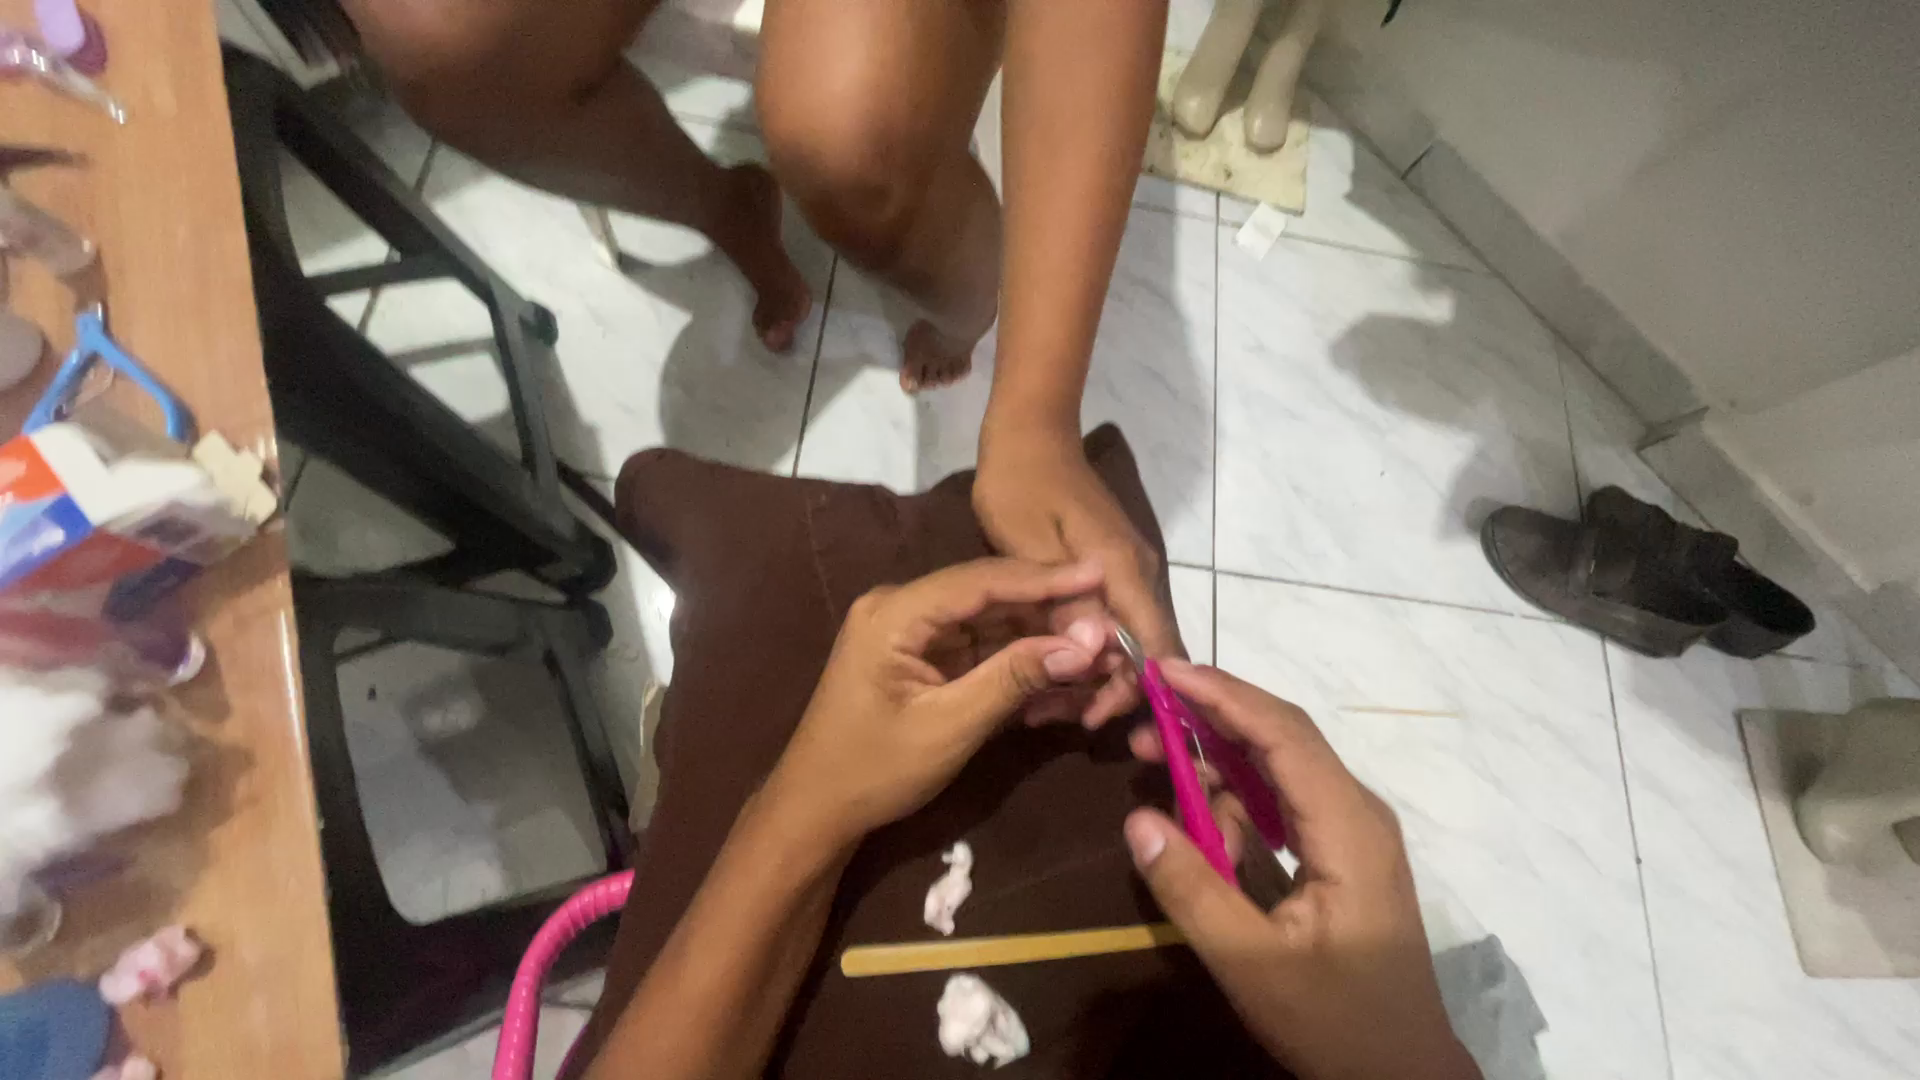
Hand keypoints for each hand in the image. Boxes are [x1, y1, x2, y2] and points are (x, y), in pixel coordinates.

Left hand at [766, 559, 1106, 843]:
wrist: (819, 808)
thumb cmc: (875, 769)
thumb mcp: (950, 726)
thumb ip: (1015, 677)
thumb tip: (1088, 644)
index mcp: (895, 612)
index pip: (981, 580)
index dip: (1044, 578)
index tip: (1098, 574)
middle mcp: (903, 606)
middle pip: (990, 596)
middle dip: (1051, 612)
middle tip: (1112, 624)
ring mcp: (913, 629)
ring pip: (991, 621)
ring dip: (1041, 637)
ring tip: (1099, 648)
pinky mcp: (924, 654)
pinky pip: (980, 646)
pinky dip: (1018, 659)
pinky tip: (1062, 670)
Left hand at [973, 420, 1178, 726]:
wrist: (1030, 434)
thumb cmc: (1020, 484)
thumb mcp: (1029, 545)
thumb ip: (1065, 601)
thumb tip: (1097, 656)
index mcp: (1124, 570)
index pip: (1152, 645)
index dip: (1133, 689)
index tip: (1092, 720)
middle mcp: (1137, 574)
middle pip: (1142, 648)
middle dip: (1105, 690)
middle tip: (1053, 717)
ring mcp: (1125, 571)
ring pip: (1122, 639)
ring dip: (1088, 674)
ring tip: (1039, 705)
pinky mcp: (1107, 571)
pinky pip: (1105, 621)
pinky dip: (1079, 650)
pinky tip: (1041, 670)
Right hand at [1123, 662, 1480, 1079]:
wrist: (1404, 1079)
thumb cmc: (1335, 1022)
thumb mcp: (1251, 965)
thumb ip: (1191, 890)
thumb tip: (1136, 818)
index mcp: (1347, 825)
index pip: (1281, 732)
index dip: (1221, 693)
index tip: (1163, 672)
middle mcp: (1354, 809)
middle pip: (1277, 734)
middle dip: (1207, 719)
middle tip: (1142, 729)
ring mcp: (1347, 825)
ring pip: (1273, 763)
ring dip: (1215, 762)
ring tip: (1161, 778)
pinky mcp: (1334, 845)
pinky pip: (1275, 798)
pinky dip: (1231, 800)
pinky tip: (1206, 833)